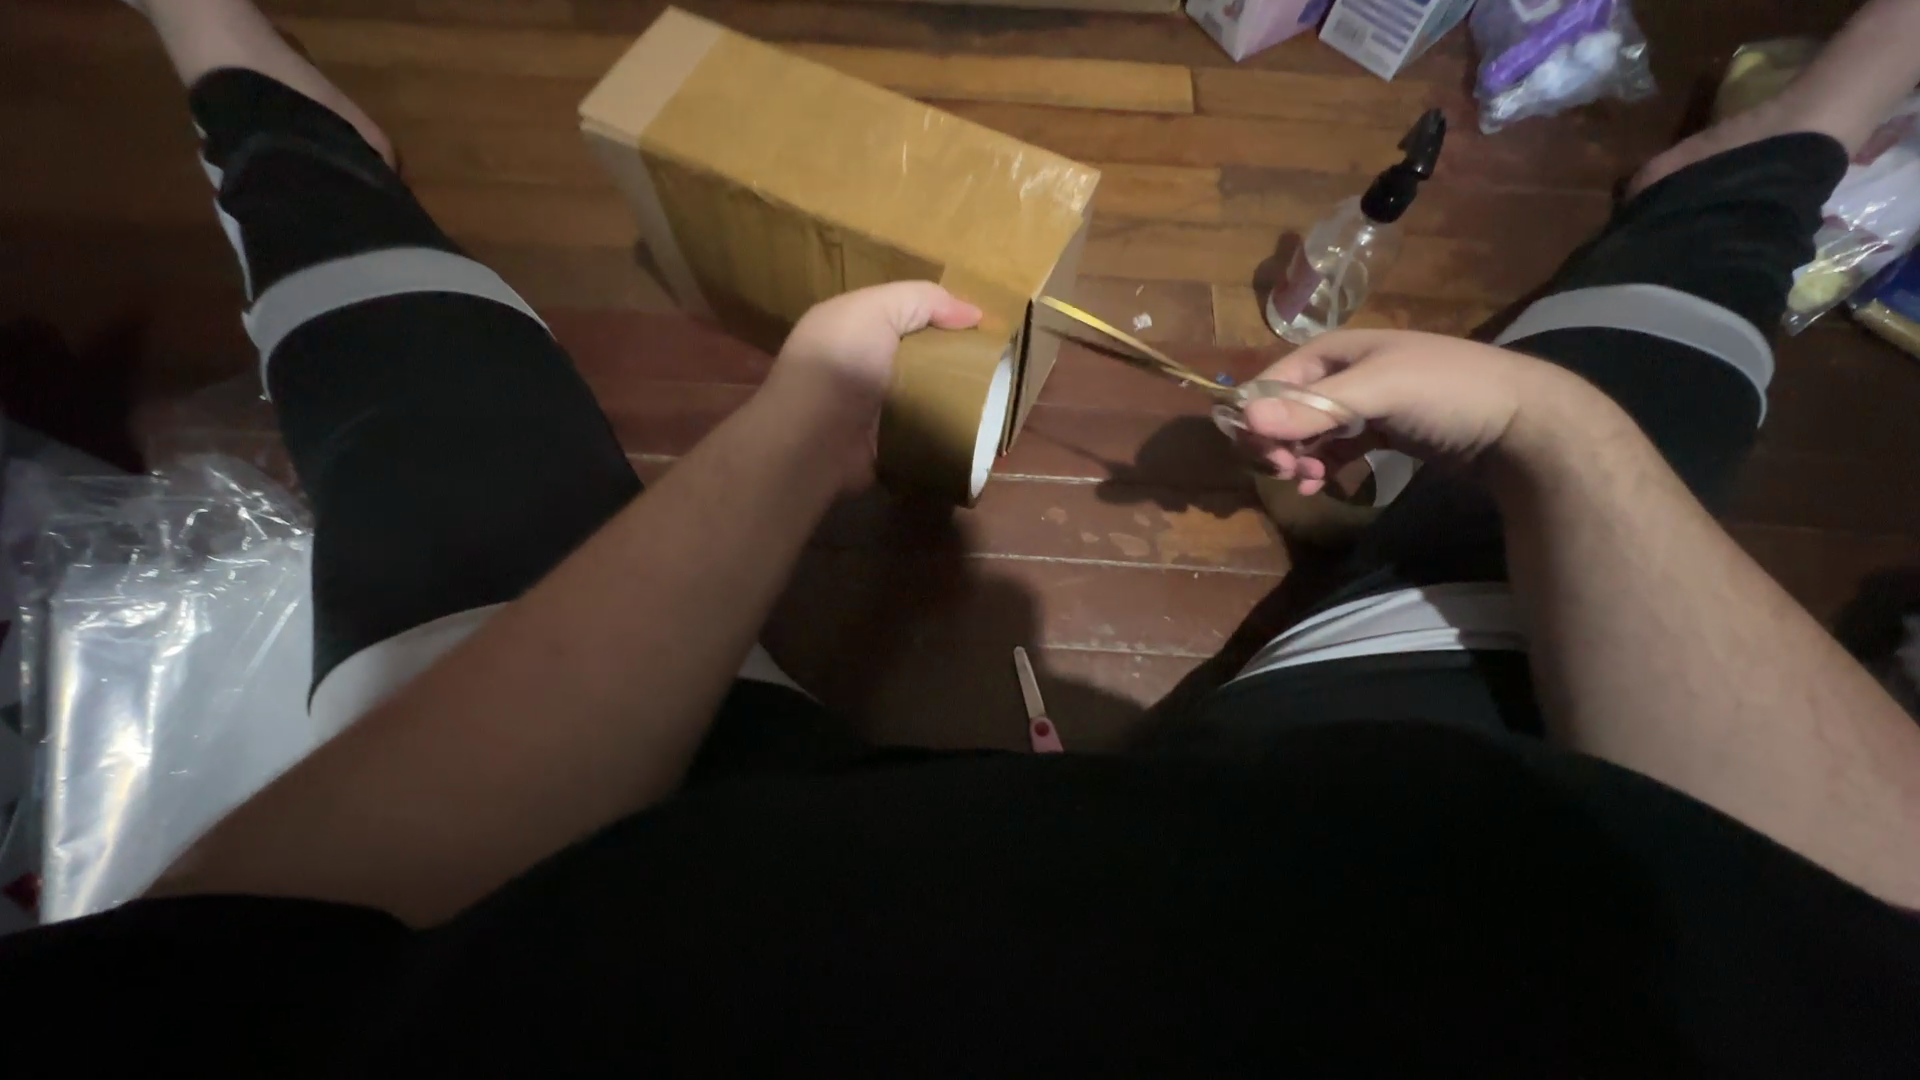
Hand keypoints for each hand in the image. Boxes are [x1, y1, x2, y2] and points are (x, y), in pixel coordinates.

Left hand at [760, 282, 982, 489]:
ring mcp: (874, 411)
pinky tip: (976, 430)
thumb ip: (922, 300)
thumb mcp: (876, 309)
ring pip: (926, 397)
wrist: (814, 441)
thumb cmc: (841, 363)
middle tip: (996, 367)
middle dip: (954, 361)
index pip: (906, 315)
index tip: (982, 328)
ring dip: (955, 399)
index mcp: (853, 329)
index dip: (942, 318)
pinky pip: (924, 434)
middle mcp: (862, 368)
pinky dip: (946, 432)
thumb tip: (974, 313)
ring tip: (995, 400)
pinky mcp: (888, 446)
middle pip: (920, 358)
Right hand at [1235, 330, 1607, 494]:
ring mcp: (1361, 404)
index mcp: (1335, 351)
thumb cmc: (1449, 392)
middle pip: (1285, 409)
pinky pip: (1333, 449)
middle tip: (1287, 473)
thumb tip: (1244, 419)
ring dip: (1297, 459)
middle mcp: (1342, 374)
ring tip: (1308, 482)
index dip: (1259, 417)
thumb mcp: (1379, 392)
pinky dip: (1322, 467)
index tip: (1263, 455)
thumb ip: (1313, 407)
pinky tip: (1321, 487)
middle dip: (1277, 442)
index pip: (1272, 382)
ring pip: (1306, 433)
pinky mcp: (1379, 432)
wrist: (1525, 423)